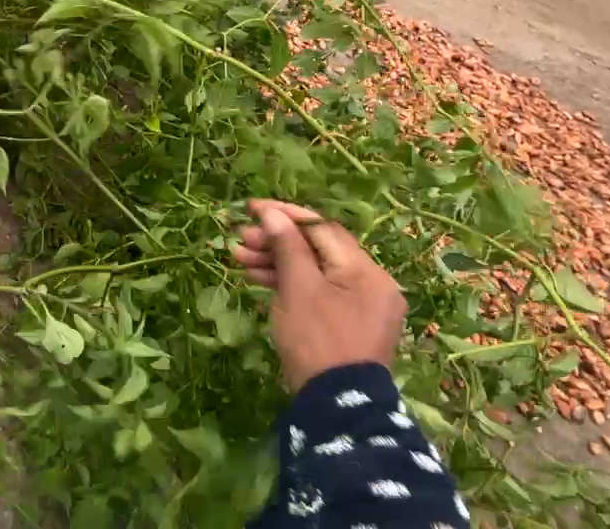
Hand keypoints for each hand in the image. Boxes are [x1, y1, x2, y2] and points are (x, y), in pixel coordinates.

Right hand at [231, 199, 405, 391]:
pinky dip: (288, 280)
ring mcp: (360, 303)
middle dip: (276, 240)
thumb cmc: (317, 339)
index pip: (323, 229)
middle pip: (317, 248)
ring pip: (313, 268)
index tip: (250, 208)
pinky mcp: (346, 319)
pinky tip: (257, 277)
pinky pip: (316, 288)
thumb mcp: (298, 288)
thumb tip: (273, 213)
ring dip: (275, 260)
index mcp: (366, 273)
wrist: (337, 402)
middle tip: (240, 239)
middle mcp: (370, 283)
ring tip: (238, 258)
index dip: (284, 214)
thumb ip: (287, 246)